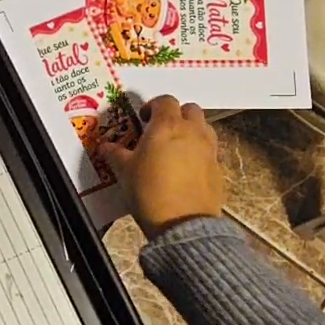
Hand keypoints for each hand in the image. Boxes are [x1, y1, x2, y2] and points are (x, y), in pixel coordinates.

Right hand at [99, 95, 226, 239]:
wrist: (183, 224)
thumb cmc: (150, 192)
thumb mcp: (124, 172)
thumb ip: (115, 154)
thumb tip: (106, 147)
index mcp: (167, 126)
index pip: (164, 101)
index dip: (152, 106)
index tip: (143, 118)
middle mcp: (192, 132)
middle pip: (189, 109)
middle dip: (175, 114)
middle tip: (160, 128)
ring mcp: (208, 150)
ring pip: (204, 127)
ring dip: (190, 130)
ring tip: (174, 146)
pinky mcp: (218, 169)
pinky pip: (209, 151)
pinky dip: (198, 152)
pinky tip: (184, 168)